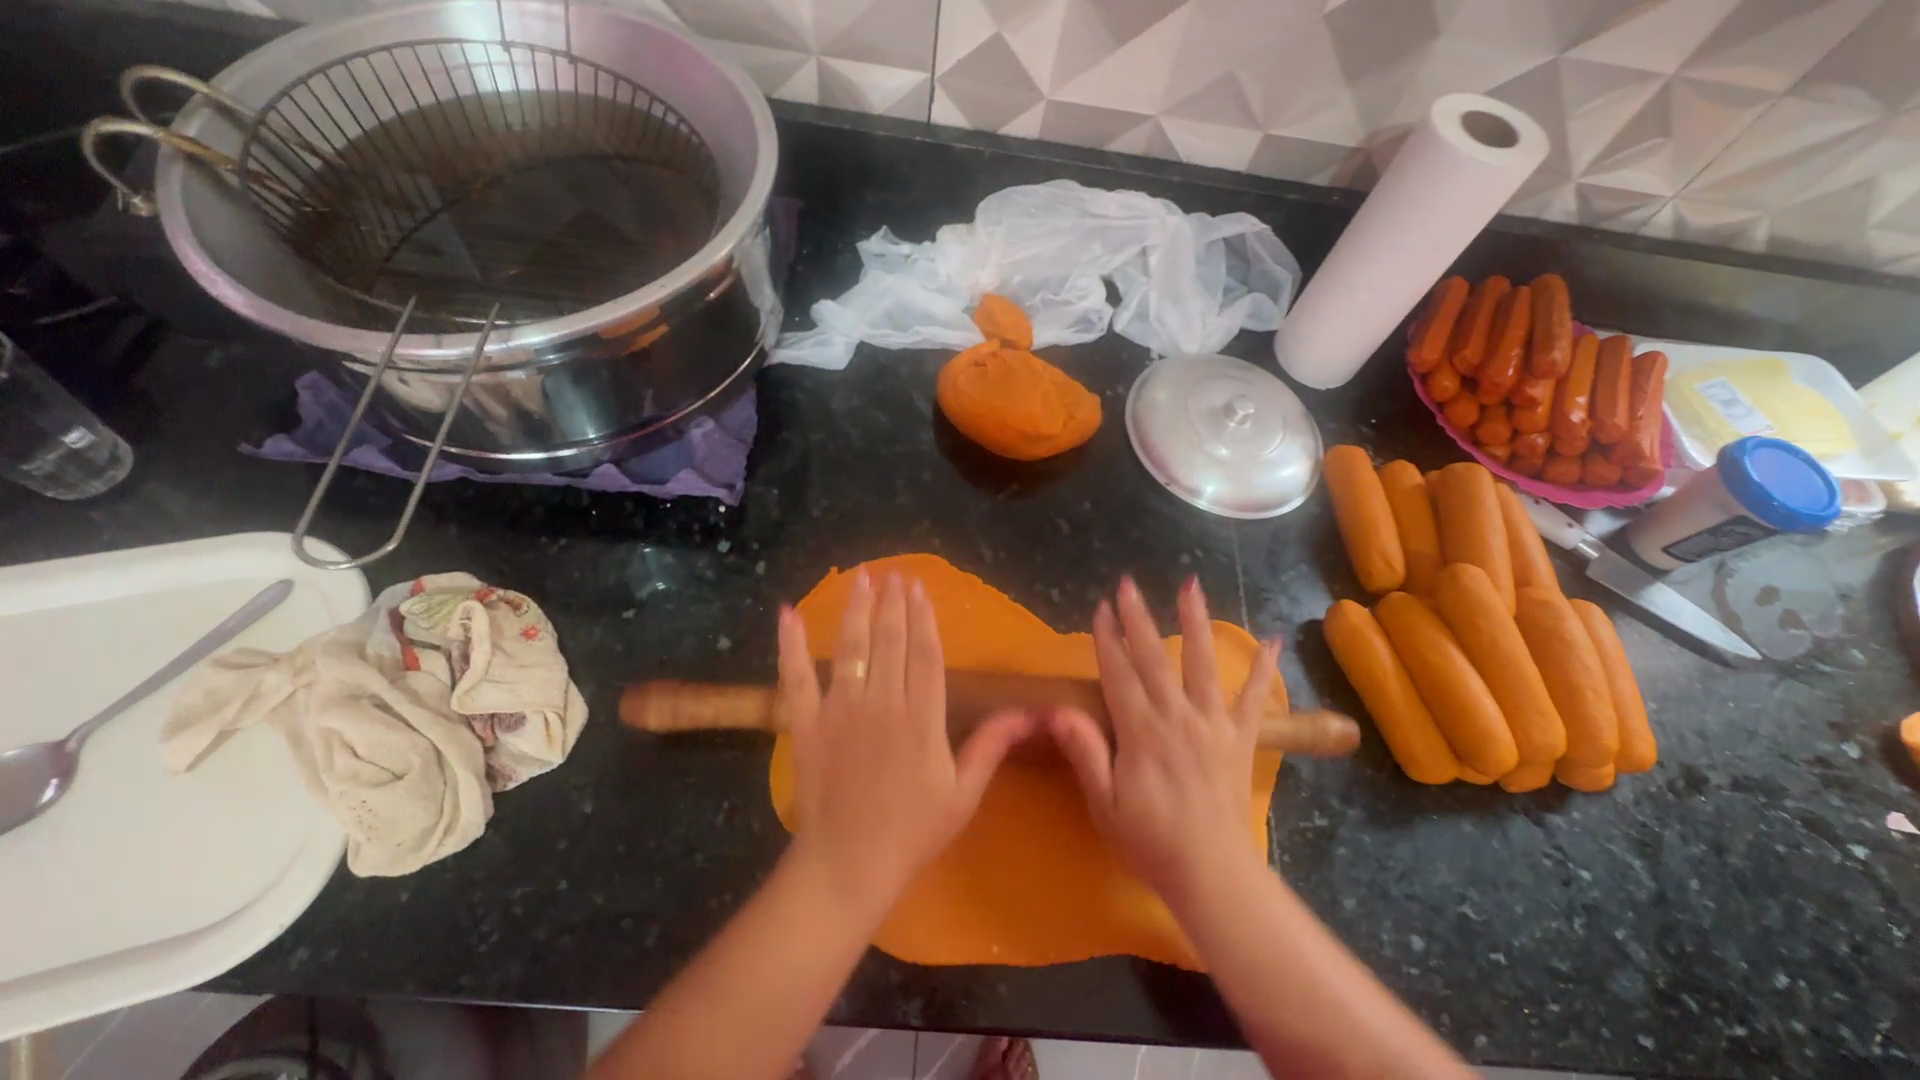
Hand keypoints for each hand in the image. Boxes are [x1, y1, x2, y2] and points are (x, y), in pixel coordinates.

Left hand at [778, 570, 1036, 912]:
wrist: (849, 863)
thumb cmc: (912, 832)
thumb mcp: (963, 794)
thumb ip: (990, 746)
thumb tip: (1029, 712)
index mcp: (922, 720)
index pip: (925, 655)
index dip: (923, 618)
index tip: (920, 588)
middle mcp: (882, 705)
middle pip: (889, 642)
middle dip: (893, 604)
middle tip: (894, 573)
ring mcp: (840, 712)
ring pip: (850, 649)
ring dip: (855, 610)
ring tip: (861, 577)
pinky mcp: (806, 724)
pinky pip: (796, 677)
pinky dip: (789, 644)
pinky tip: (788, 613)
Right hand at [1047, 577, 1279, 908]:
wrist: (1212, 873)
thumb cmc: (1149, 842)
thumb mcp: (1104, 805)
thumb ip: (1086, 753)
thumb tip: (1059, 711)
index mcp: (1141, 732)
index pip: (1119, 674)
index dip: (1107, 639)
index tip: (1100, 607)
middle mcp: (1178, 717)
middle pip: (1155, 658)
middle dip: (1138, 618)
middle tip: (1128, 584)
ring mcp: (1213, 725)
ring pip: (1203, 663)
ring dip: (1196, 622)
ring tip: (1191, 585)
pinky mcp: (1240, 739)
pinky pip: (1255, 698)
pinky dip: (1263, 668)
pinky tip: (1272, 640)